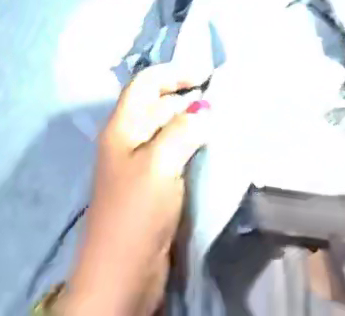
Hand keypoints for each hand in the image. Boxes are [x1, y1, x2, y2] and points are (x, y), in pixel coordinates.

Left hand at [58, 62, 212, 315]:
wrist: (121, 272)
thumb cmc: (135, 211)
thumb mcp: (159, 165)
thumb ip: (180, 132)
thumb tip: (205, 106)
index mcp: (120, 126)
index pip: (144, 84)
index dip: (171, 73)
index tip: (205, 73)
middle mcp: (127, 139)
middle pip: (155, 105)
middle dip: (184, 95)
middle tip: (222, 95)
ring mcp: (138, 165)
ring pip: (166, 130)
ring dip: (190, 122)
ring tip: (224, 119)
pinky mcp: (151, 190)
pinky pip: (172, 156)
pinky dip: (191, 147)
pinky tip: (212, 151)